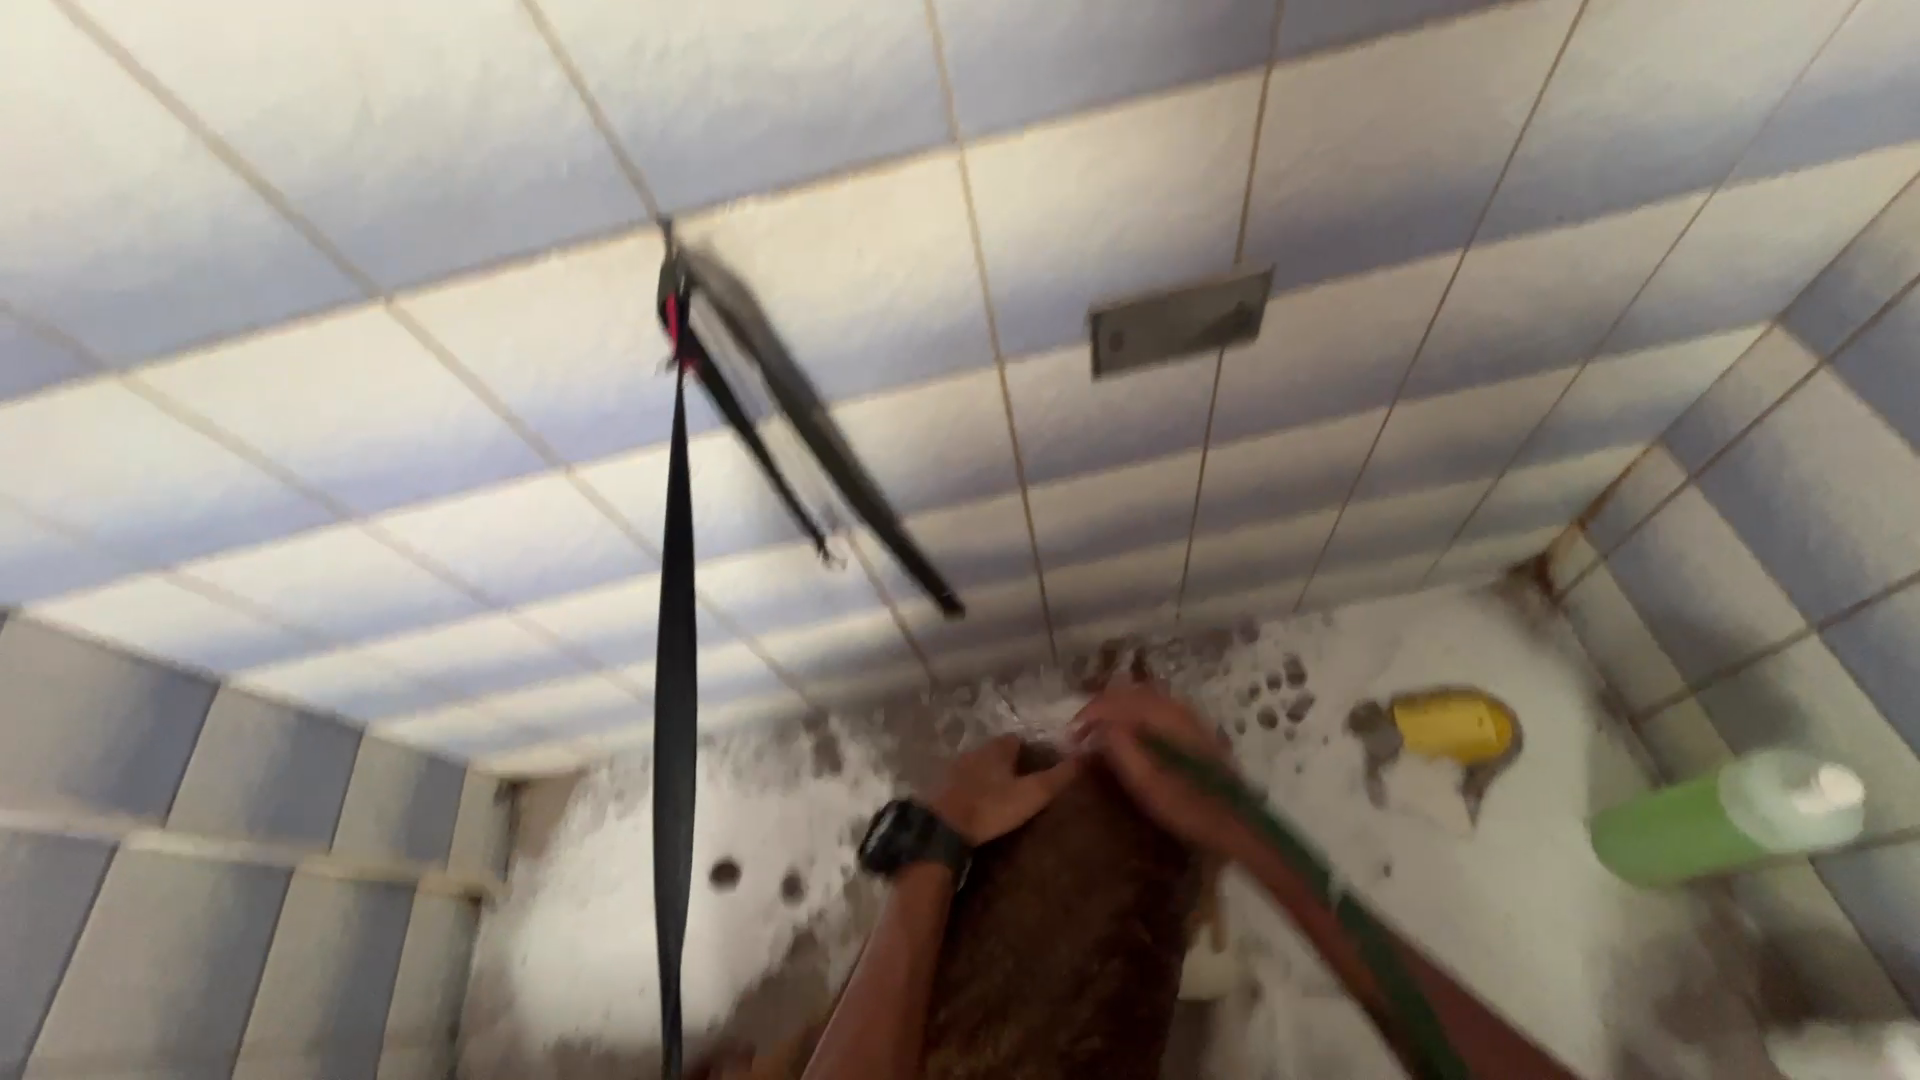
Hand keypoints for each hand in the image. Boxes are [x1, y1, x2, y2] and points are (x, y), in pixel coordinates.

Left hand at [926, 734, 1080, 845]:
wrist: (944, 826)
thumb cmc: (991, 806)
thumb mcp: (1032, 794)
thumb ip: (1058, 776)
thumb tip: (1086, 755)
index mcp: (998, 748)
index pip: (1018, 740)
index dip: (1031, 750)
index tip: (1041, 765)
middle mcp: (976, 750)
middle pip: (997, 751)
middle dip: (1010, 762)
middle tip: (1025, 782)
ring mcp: (956, 767)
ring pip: (980, 765)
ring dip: (991, 775)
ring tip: (1004, 794)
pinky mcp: (943, 786)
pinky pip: (964, 781)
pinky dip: (974, 787)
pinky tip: (981, 803)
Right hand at [1069, 685, 1253, 860]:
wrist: (1237, 826)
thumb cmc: (1190, 810)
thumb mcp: (1147, 785)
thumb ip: (1121, 749)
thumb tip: (1099, 726)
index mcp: (1165, 718)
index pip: (1117, 701)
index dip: (1089, 714)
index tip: (1070, 734)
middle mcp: (1177, 708)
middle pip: (1128, 692)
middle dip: (1100, 707)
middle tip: (1081, 731)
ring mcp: (1189, 716)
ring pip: (1142, 697)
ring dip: (1116, 708)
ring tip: (1098, 730)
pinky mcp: (1194, 729)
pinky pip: (1155, 707)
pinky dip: (1132, 713)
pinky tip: (1126, 733)